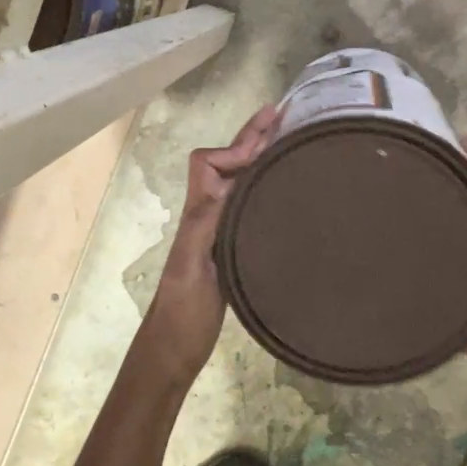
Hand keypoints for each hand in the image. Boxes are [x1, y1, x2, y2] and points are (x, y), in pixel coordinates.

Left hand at [136, 106, 280, 384]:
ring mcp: (220, 233)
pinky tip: (286, 193)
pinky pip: (249, 208)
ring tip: (290, 143)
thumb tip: (225, 186)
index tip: (269, 131)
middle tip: (284, 116)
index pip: (208, 163)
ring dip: (260, 160)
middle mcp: (208, 216)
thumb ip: (204, 228)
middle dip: (252, 139)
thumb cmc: (183, 312)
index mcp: (198, 215)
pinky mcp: (233, 250)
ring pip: (238, 184)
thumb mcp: (192, 269)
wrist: (176, 349)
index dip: (235, 145)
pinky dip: (265, 190)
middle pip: (226, 166)